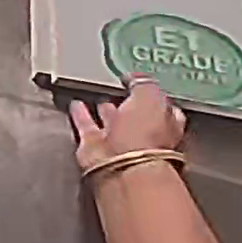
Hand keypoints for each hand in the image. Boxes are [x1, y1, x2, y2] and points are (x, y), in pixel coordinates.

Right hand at [68, 77, 185, 170]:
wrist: (122, 165)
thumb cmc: (145, 135)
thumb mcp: (150, 97)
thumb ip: (143, 84)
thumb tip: (135, 76)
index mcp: (165, 123)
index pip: (159, 105)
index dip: (148, 92)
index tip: (138, 80)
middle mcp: (143, 135)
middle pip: (134, 115)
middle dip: (127, 103)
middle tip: (117, 88)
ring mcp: (118, 142)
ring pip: (110, 121)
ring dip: (103, 110)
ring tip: (94, 96)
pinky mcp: (94, 147)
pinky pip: (86, 127)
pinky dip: (81, 116)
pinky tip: (76, 106)